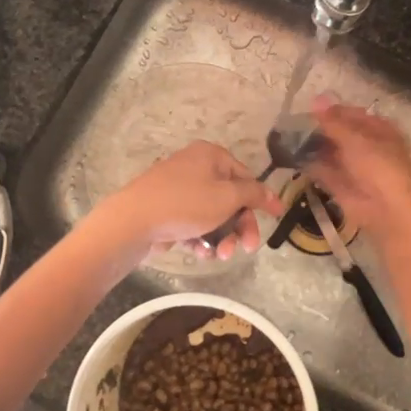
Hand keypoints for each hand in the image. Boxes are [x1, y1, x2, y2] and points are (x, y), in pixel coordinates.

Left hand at [97, 141, 281, 259]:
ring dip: (222, 236)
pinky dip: (201, 238)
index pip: (245, 176)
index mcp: (210, 156)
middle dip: (239, 226)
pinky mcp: (167, 211)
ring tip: (219, 255)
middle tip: (246, 248)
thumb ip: (253, 194)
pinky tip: (201, 253)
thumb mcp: (227, 197)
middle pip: (230, 199)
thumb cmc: (186, 203)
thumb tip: (271, 194)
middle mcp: (195, 168)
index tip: (276, 217)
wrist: (134, 221)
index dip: (261, 199)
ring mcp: (179, 190)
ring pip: (213, 215)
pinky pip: (194, 224)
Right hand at [303, 94, 410, 243]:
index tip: (310, 109)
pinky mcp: (342, 185)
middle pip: (341, 133)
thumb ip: (333, 122)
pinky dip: (310, 164)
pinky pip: (324, 170)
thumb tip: (316, 99)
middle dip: (320, 129)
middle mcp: (369, 146)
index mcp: (381, 130)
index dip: (333, 111)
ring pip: (331, 151)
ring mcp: (355, 167)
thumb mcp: (355, 139)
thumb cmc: (378, 167)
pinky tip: (292, 156)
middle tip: (294, 123)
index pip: (354, 114)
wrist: (386, 211)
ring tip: (288, 137)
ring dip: (313, 145)